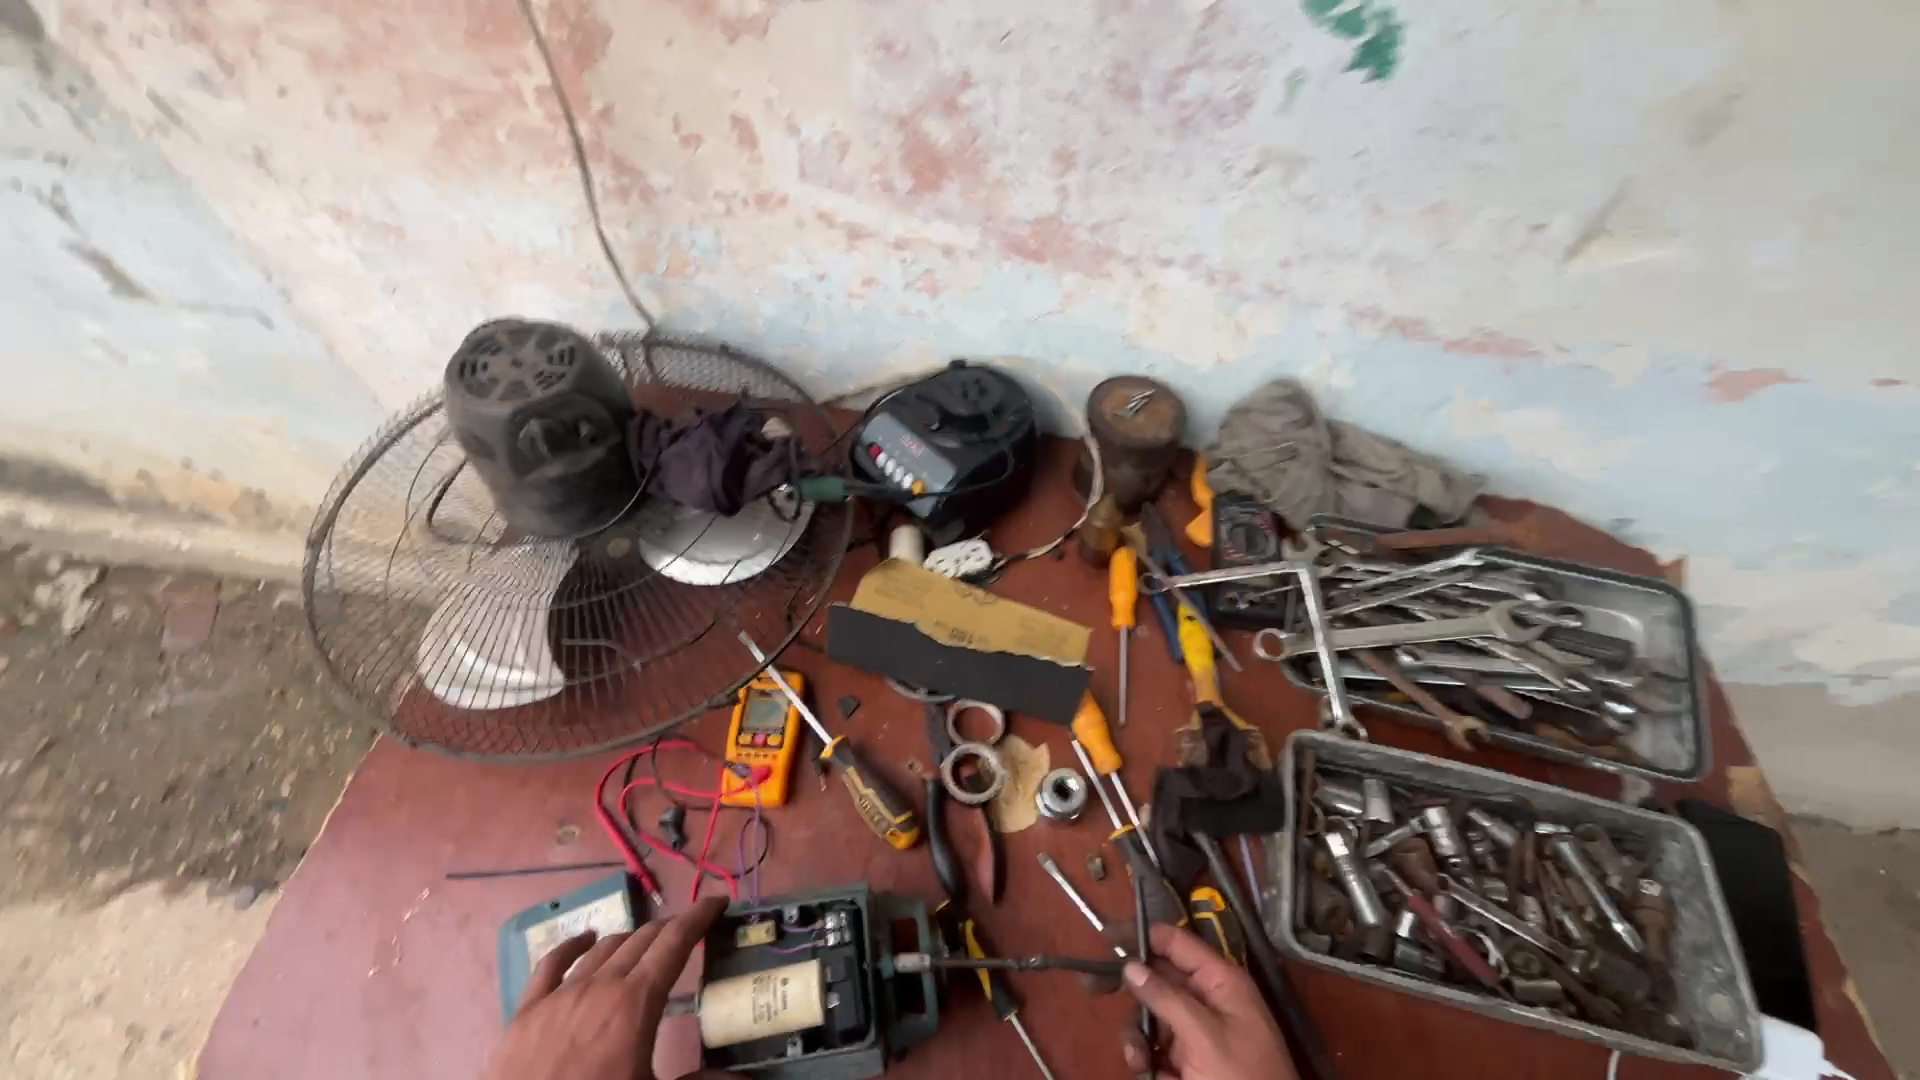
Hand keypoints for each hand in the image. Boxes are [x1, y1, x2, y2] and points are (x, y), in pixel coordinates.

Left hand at [483, 896, 727, 1079]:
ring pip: (604, 947)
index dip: (700, 916)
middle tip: (690, 930)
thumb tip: (746, 1078)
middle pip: (643, 938)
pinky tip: (585, 940)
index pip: (676, 942)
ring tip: (647, 943)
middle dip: (671, 928)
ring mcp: (560, 996)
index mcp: (637, 1002)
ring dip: (632, 938)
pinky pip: (551, 963)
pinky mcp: (525, 1013)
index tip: (718, 902)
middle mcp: (601, 985)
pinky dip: (573, 944)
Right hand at [1121, 923, 1296, 1079]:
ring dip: (1137, 1033)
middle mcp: (1206, 999)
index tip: (1105, 938)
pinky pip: (1155, 1046)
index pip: (1175, 942)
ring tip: (1138, 1059)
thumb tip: (1130, 965)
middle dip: (1128, 989)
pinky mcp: (1188, 1061)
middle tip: (1090, 989)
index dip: (1141, 935)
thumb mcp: (1205, 1037)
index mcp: (1220, 981)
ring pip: (1151, 1014)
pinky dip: (1144, 1056)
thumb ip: (1166, 998)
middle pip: (1157, 977)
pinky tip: (1146, 1071)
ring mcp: (1196, 1031)